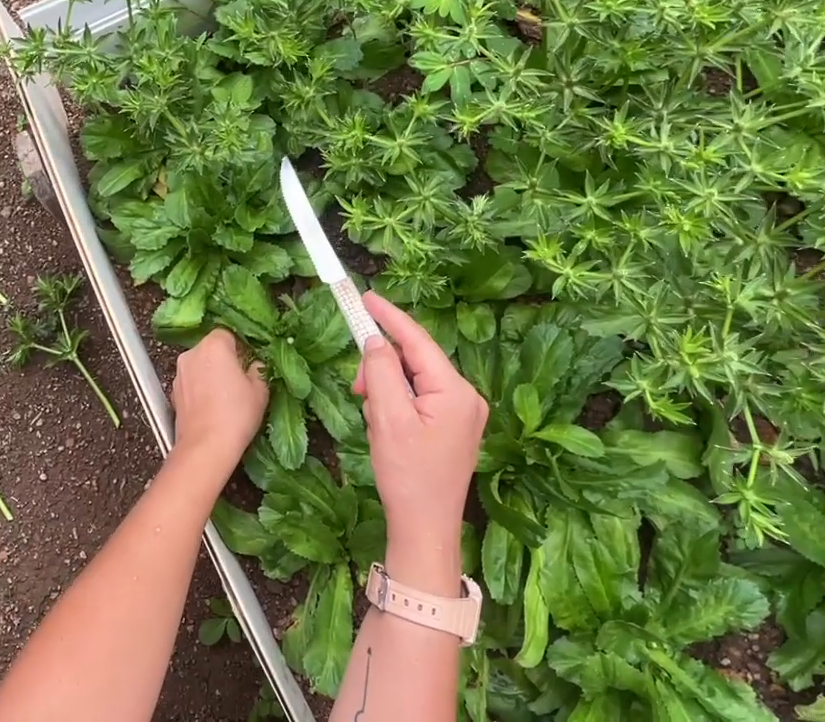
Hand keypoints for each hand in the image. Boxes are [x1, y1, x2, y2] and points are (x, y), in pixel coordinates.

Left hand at [170, 328, 267, 472]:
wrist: (205, 447)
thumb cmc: (236, 415)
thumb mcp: (260, 390)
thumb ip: (259, 369)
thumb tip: (255, 364)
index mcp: (214, 345)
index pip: (229, 333)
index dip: (242, 347)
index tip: (251, 363)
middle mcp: (192, 353)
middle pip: (212, 348)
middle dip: (226, 360)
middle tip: (242, 380)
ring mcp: (179, 373)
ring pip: (200, 365)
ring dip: (212, 374)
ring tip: (228, 396)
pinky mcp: (173, 391)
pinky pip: (191, 382)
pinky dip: (201, 388)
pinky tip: (213, 406)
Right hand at [354, 292, 487, 593]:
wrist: (425, 527)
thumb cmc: (406, 474)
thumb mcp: (387, 418)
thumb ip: (380, 371)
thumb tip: (375, 341)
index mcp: (456, 391)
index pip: (417, 340)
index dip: (389, 317)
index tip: (364, 297)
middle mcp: (466, 396)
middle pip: (414, 360)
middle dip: (382, 367)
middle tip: (358, 389)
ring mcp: (463, 413)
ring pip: (414, 379)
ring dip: (386, 388)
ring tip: (373, 415)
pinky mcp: (454, 427)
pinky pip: (419, 397)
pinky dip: (396, 402)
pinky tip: (385, 423)